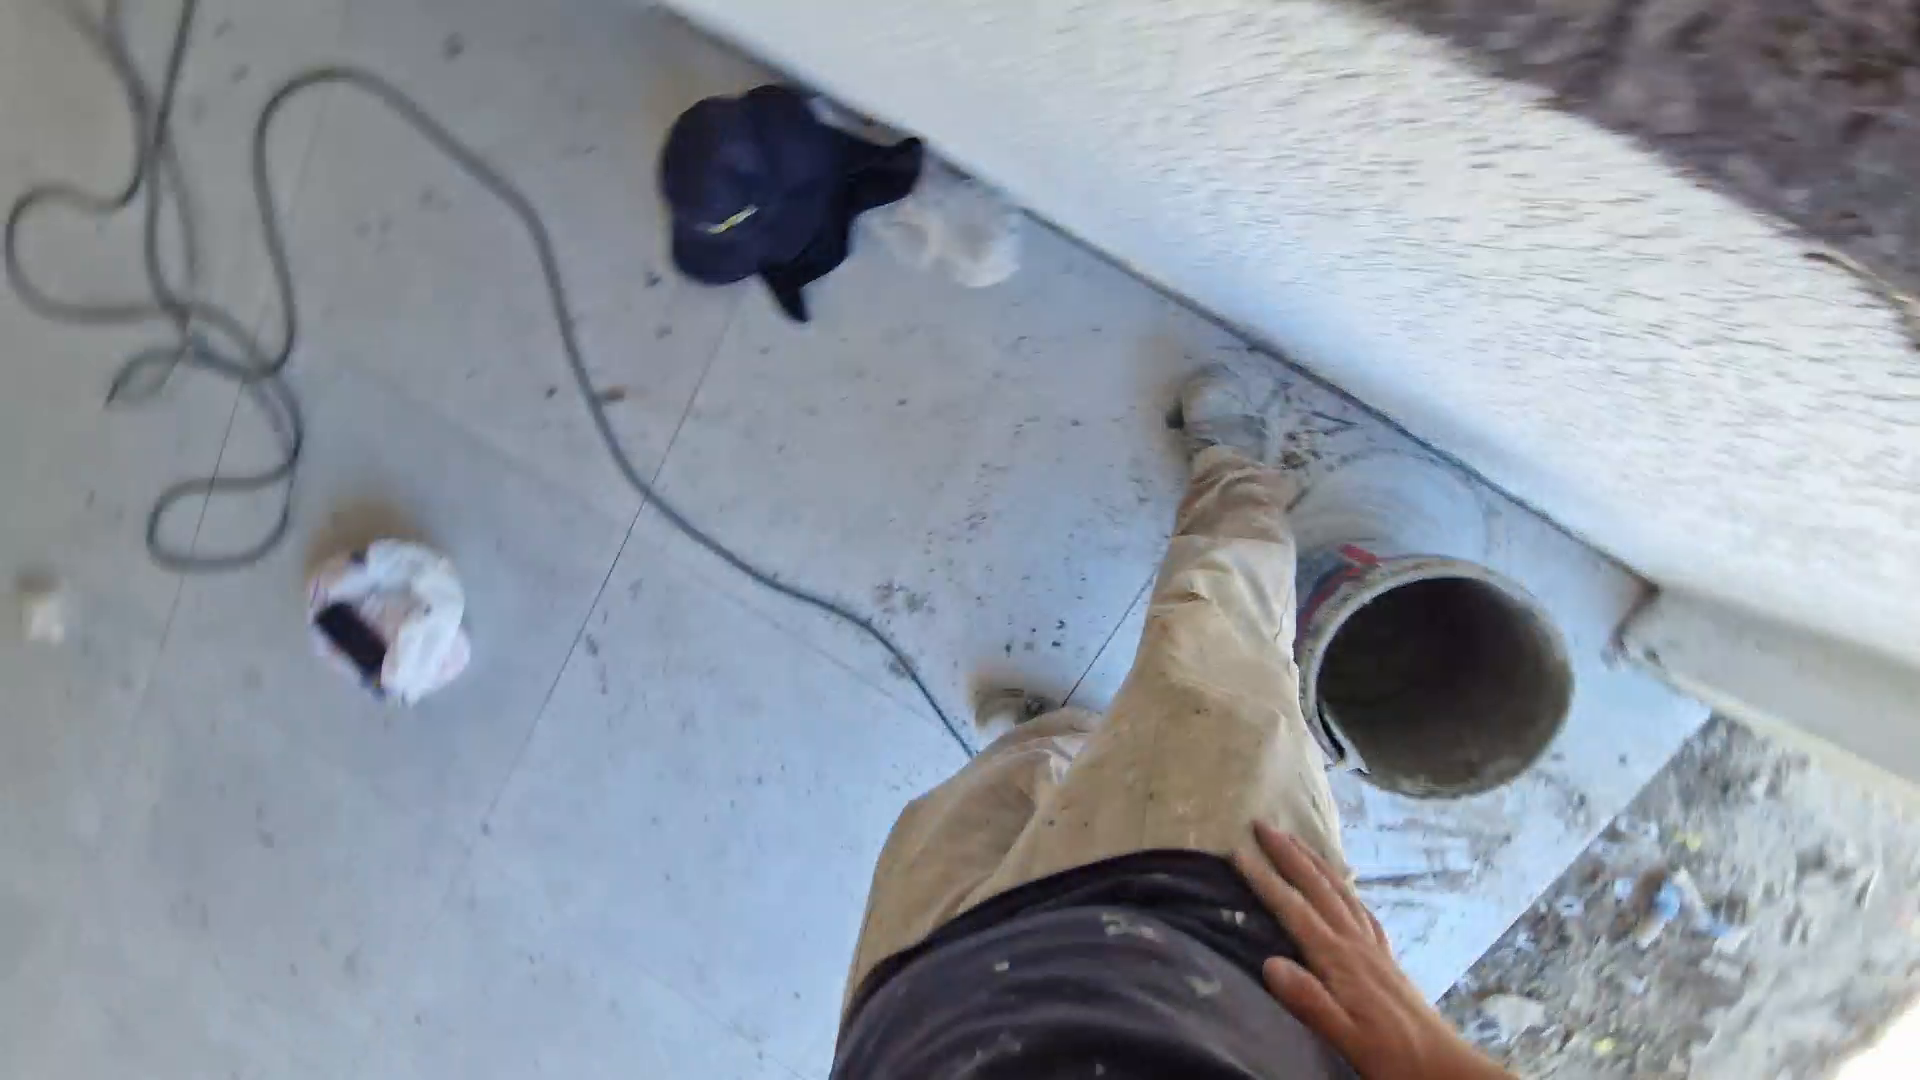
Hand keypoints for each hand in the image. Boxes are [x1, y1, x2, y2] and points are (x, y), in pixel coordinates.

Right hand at [1233, 823, 1513, 1079]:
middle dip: (1287, 852)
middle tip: (1261, 824)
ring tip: (1293, 838)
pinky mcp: (1386, 956)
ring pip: (1338, 889)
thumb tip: (1269, 963)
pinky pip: (1360, 907)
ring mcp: (1373, 945)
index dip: (1264, 879)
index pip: (1293, 909)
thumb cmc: (1393, 1056)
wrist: (1448, 1071)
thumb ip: (1309, 1001)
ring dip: (1312, 860)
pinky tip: (1339, 884)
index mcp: (1339, 958)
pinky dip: (1343, 886)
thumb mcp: (1347, 1038)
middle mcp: (1355, 942)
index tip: (1237, 851)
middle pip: (1317, 886)